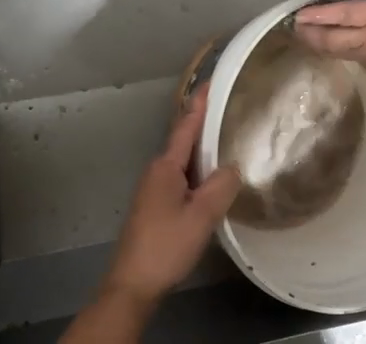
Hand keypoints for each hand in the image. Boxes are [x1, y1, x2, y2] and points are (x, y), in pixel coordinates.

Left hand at [100, 90, 241, 307]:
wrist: (132, 285)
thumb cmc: (165, 245)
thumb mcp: (201, 215)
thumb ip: (221, 186)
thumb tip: (233, 167)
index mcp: (166, 166)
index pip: (186, 125)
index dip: (199, 103)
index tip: (211, 81)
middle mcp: (157, 171)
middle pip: (184, 140)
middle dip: (204, 123)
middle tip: (228, 108)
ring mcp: (154, 190)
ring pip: (183, 161)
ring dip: (202, 149)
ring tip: (226, 139)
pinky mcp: (155, 207)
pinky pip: (181, 177)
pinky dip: (198, 170)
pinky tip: (211, 179)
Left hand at [293, 0, 365, 97]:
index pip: (339, 15)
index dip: (318, 16)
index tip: (299, 17)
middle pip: (334, 41)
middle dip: (313, 36)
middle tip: (299, 32)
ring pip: (348, 54)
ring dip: (331, 46)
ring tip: (319, 41)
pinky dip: (358, 57)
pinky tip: (361, 55)